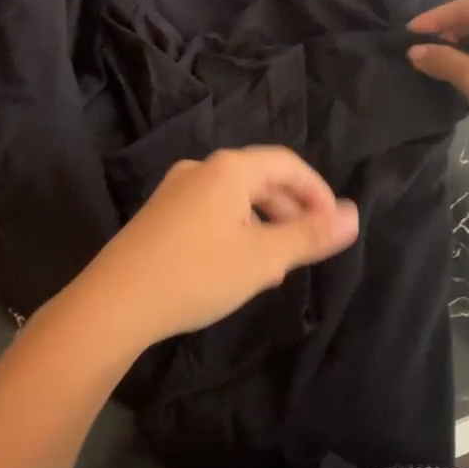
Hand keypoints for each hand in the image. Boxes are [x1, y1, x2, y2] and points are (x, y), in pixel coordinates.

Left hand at [60, 146, 358, 350]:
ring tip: (275, 266)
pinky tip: (236, 268)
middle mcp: (201, 169)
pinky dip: (237, 232)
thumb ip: (310, 236)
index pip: (288, 164)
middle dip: (291, 212)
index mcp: (229, 169)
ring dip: (264, 226)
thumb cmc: (196, 275)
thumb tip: (355, 215)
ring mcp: (176, 190)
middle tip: (306, 250)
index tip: (333, 227)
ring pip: (236, 199)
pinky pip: (213, 212)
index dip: (318, 192)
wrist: (114, 303)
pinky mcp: (160, 215)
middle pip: (261, 179)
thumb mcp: (263, 259)